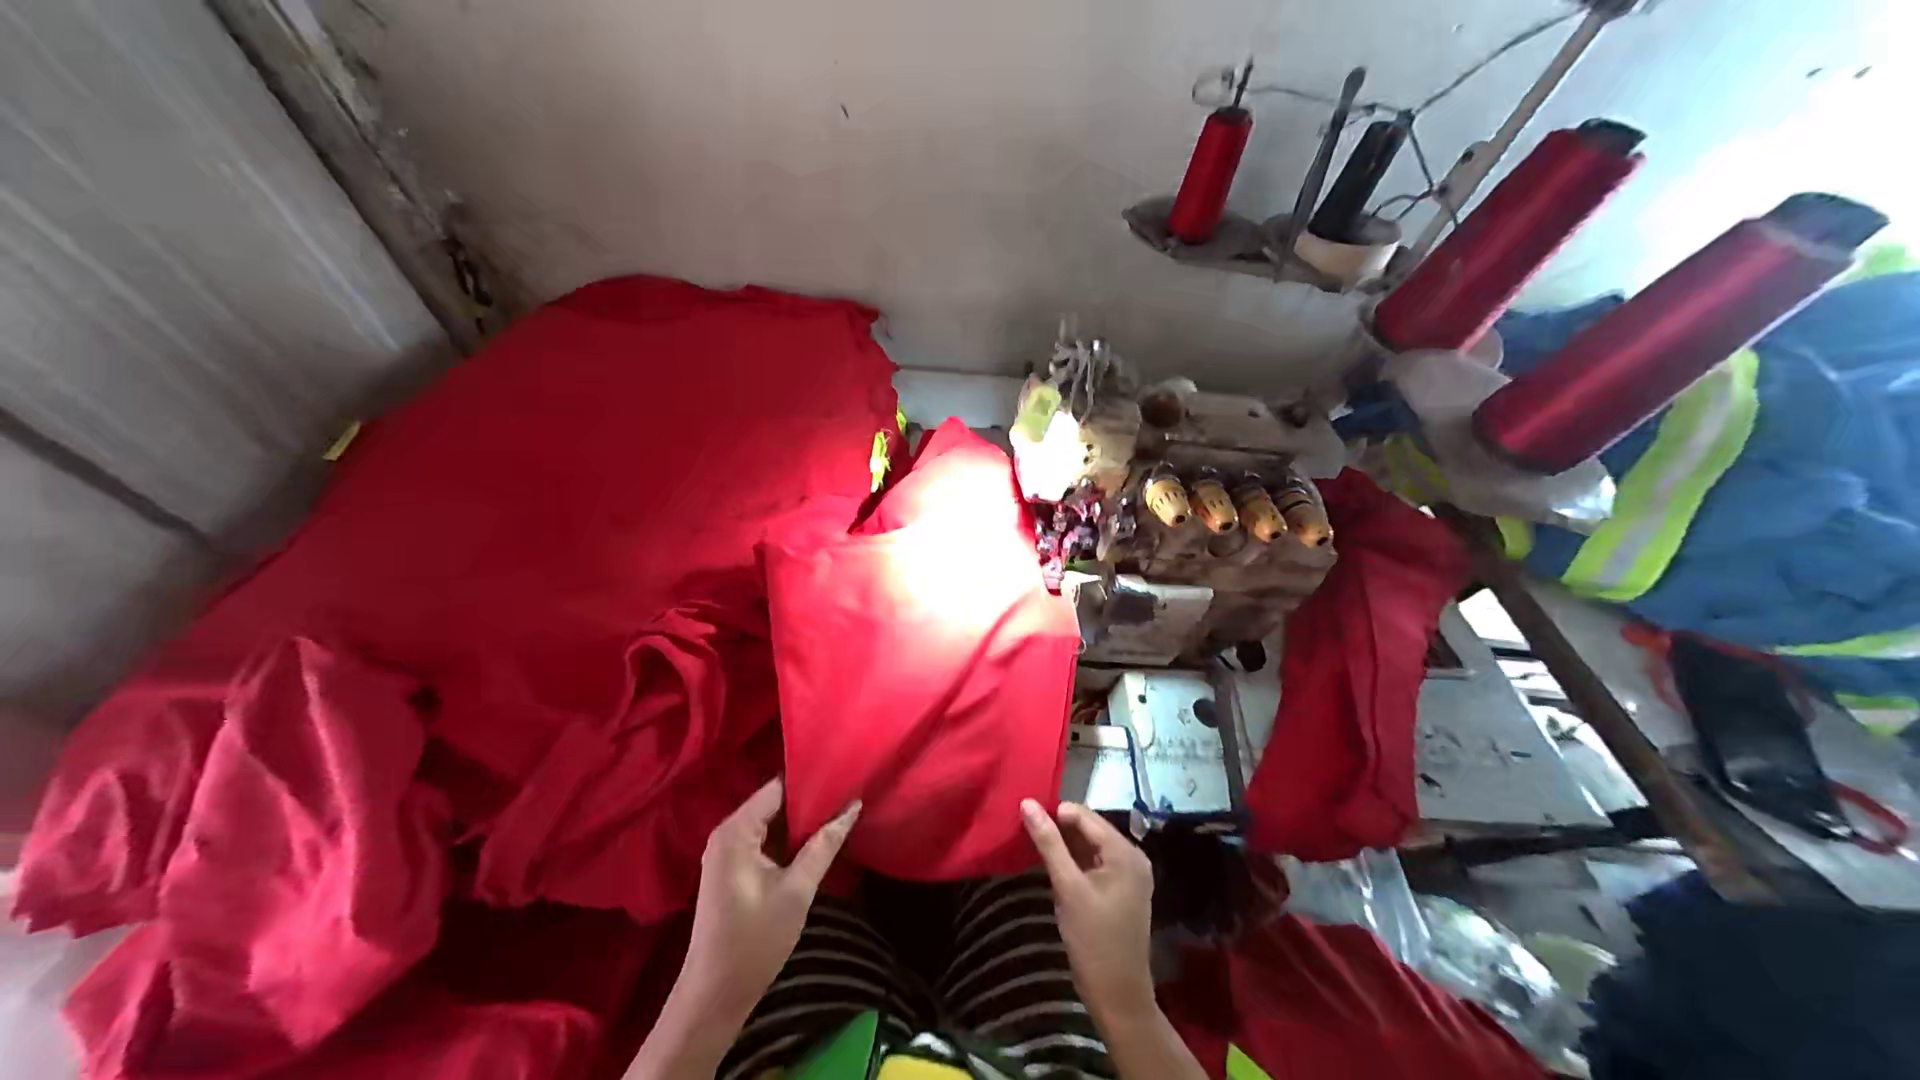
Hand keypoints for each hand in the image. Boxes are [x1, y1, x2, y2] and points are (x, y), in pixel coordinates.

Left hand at [682, 778, 862, 1014]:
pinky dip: (789, 839)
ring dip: (801, 822)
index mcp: (735, 831)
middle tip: (849, 794)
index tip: (844, 776)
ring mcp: (727, 852)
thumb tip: (852, 806)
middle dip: (809, 801)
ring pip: (771, 823)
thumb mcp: (797, 891)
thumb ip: (824, 845)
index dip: (810, 782)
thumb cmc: (754, 942)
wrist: (714, 997)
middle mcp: (727, 833)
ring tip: (841, 811)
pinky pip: (765, 840)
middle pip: (774, 803)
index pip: (777, 788)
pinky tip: (818, 839)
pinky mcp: (732, 869)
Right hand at [1020, 799, 1155, 1020]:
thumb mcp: (1067, 888)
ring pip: (1091, 846)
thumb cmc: (1093, 940)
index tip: (1024, 818)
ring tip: (1033, 844)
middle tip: (1025, 831)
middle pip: (1089, 829)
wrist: (1118, 997)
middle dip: (1059, 828)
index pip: (1085, 816)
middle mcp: (1133, 857)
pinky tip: (1053, 865)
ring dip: (1065, 845)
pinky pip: (1096, 863)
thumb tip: (1027, 803)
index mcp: (1125, 853)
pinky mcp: (1122, 890)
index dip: (1054, 812)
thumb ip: (1048, 843)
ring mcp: (1130, 875)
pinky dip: (1075, 861)